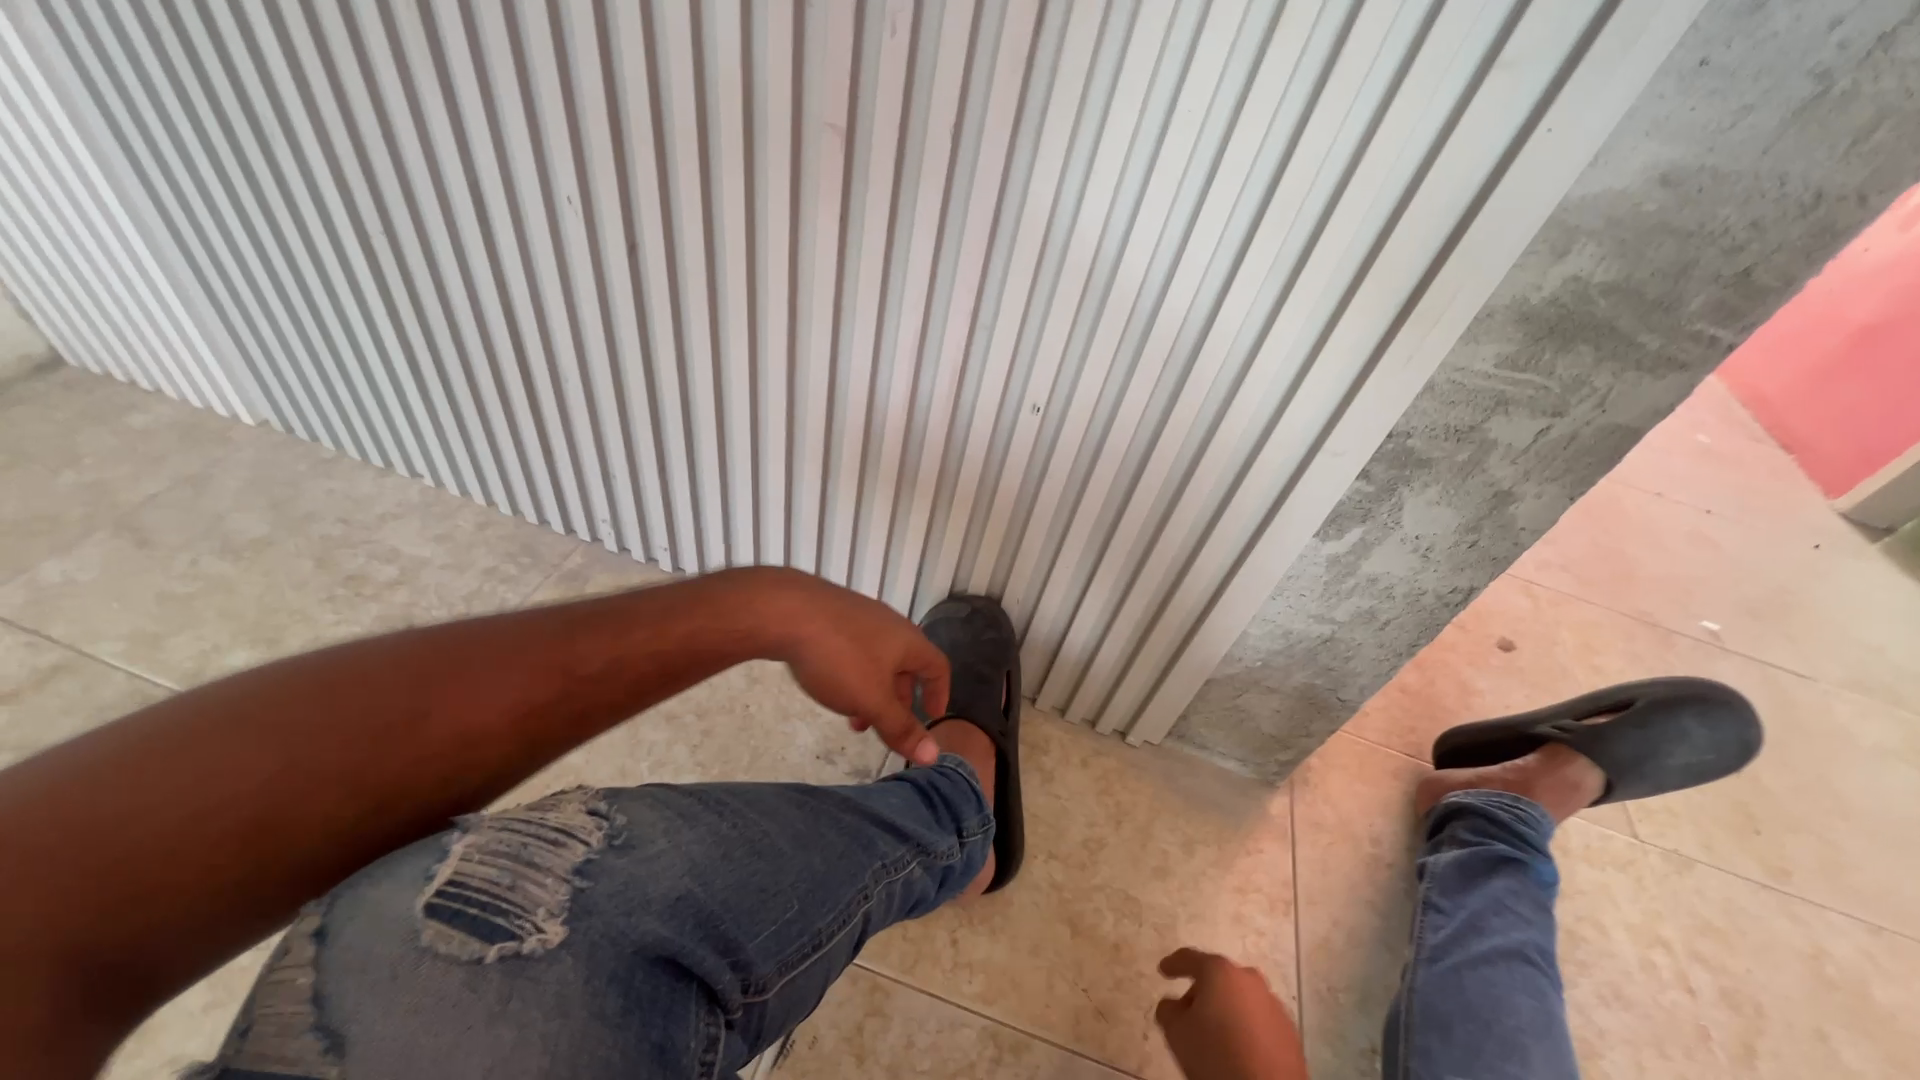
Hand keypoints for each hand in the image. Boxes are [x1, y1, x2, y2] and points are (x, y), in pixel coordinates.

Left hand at [745, 569, 949, 765]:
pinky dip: (851, 673)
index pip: (938, 667)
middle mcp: (889, 624)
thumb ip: (900, 728)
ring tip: (850, 714)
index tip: (931, 718)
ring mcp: (859, 616)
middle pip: (905, 666)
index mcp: (908, 641)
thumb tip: (934, 755)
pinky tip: (827, 684)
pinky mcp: (832, 615)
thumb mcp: (872, 700)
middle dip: (896, 701)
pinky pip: (853, 649)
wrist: (784, 611)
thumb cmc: (839, 658)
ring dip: (871, 691)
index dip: (940, 694)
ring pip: (876, 660)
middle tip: (881, 727)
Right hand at [1155, 948, 1307, 1079]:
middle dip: (1202, 992)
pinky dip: (1245, 1027)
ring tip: (1214, 1035)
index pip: (1191, 959)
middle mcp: (1249, 980)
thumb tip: (1173, 1004)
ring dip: (1226, 1010)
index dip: (1174, 964)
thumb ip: (1168, 1010)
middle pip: (1219, 978)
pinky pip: (1258, 1020)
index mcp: (1220, 972)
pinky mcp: (1289, 1031)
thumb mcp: (1176, 1032)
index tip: (1164, 970)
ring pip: (1241, 999)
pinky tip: (1238, 1048)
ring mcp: (1273, 1004)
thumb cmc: (1215, 1055)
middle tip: (1188, 1013)